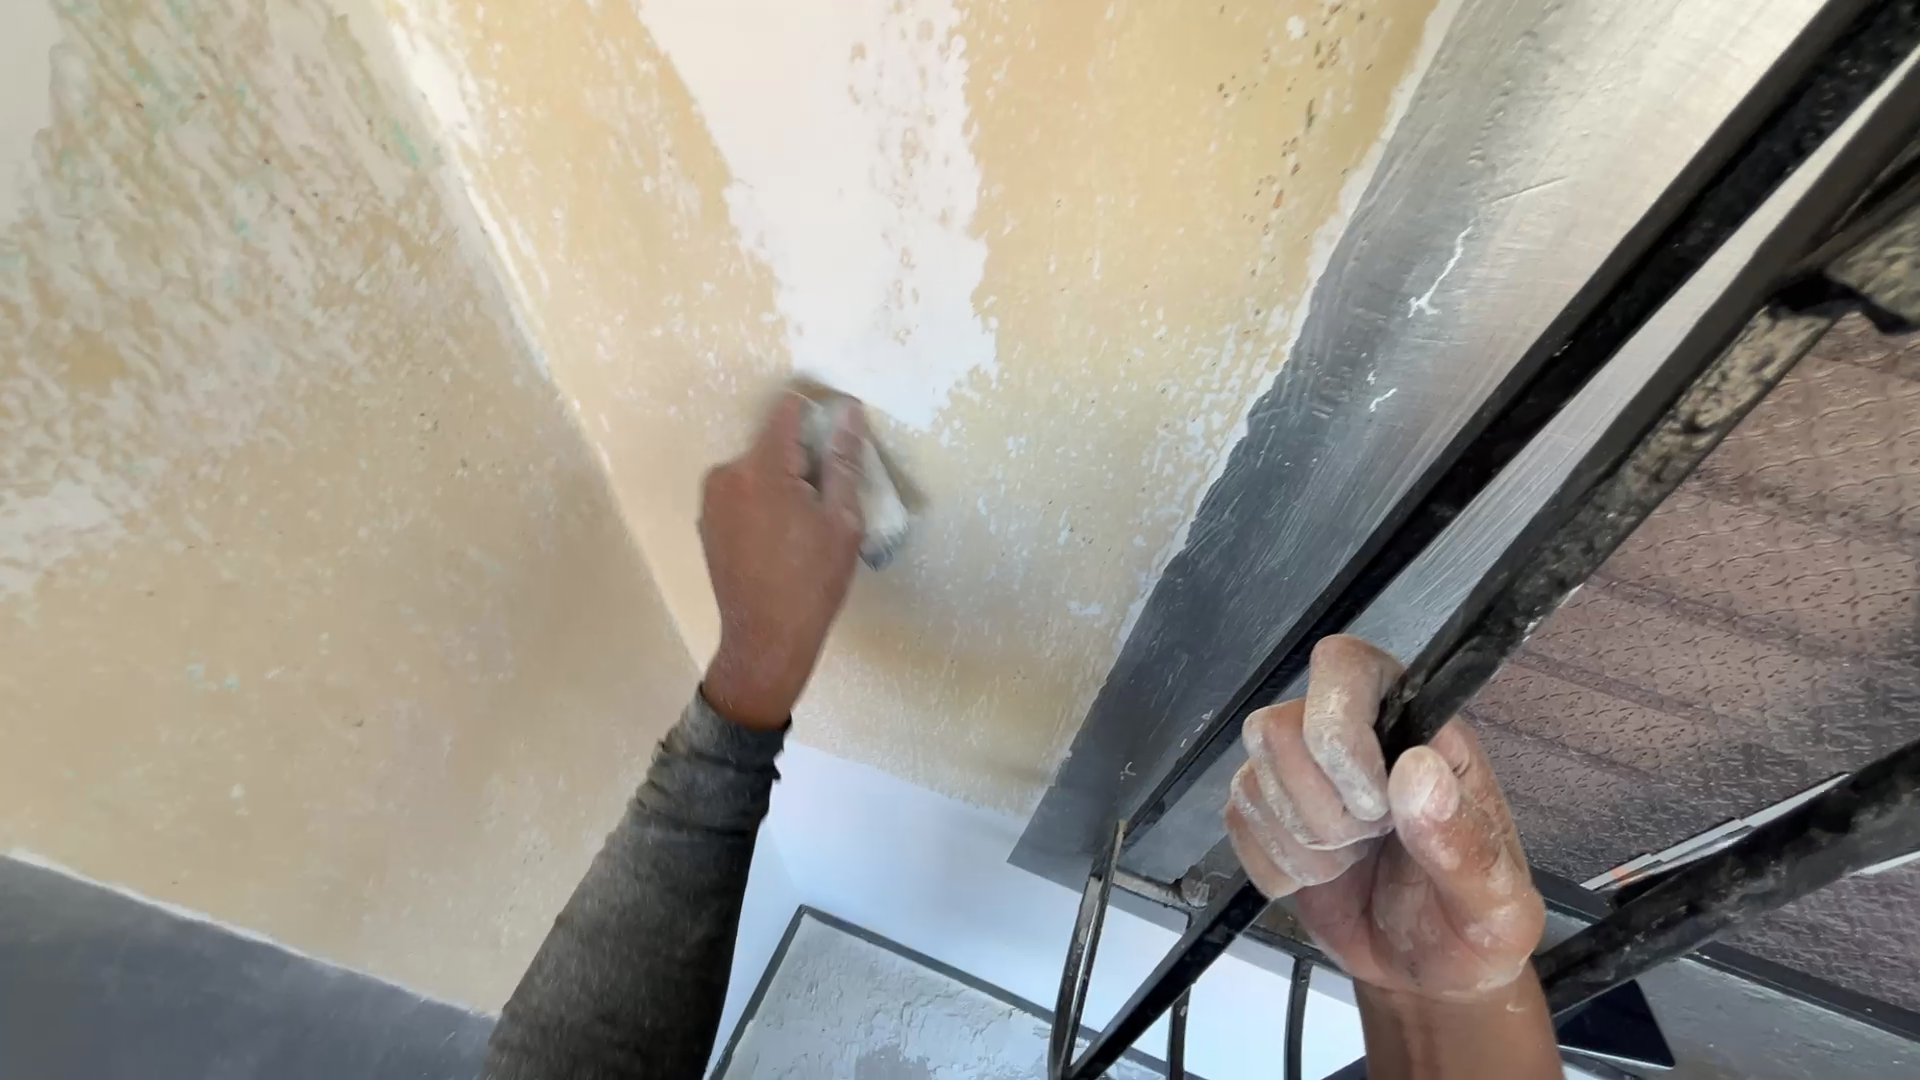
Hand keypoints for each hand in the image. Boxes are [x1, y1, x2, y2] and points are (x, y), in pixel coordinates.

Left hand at [699, 393, 866, 730]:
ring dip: (782, 483)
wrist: (767, 639)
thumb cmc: (814, 579)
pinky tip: (780, 540)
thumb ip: (843, 460)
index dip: (817, 417)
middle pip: (773, 444)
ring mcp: (711, 500)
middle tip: (826, 503)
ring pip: (758, 470)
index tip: (837, 444)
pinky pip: (742, 494)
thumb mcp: (842, 519)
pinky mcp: (707, 522)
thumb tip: (849, 412)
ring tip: (803, 528)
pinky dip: (763, 503)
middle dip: (802, 461)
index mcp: (761, 468)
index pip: (788, 412)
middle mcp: (726, 474)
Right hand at [1224, 636, 1544, 1003]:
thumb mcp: (1497, 905)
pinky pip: (1236, 821)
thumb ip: (1466, 844)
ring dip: (1302, 843)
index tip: (1373, 802)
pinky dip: (1277, 866)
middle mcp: (1342, 732)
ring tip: (1347, 864)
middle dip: (1321, 808)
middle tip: (1369, 842)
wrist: (1418, 974)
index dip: (1338, 724)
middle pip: (1278, 726)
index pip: (1343, 663)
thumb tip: (1417, 770)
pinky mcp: (1259, 810)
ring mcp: (1292, 770)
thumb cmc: (1467, 928)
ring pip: (1251, 774)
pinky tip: (1318, 877)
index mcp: (1408, 725)